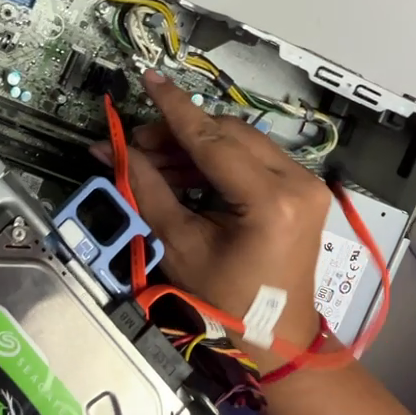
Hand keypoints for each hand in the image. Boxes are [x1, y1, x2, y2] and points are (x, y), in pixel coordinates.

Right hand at [88, 71, 329, 360]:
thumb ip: (147, 188)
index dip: (174, 108)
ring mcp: (304, 182)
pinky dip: (214, 159)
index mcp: (271, 201)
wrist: (279, 336)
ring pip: (237, 141)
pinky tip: (180, 170)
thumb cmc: (227, 301)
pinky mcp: (301, 187)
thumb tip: (111, 148)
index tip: (148, 78)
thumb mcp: (180, 244)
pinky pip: (250, 156)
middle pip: (225, 134)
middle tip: (136, 145)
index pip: (212, 140)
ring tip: (152, 161)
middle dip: (176, 133)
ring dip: (193, 146)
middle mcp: (297, 181)